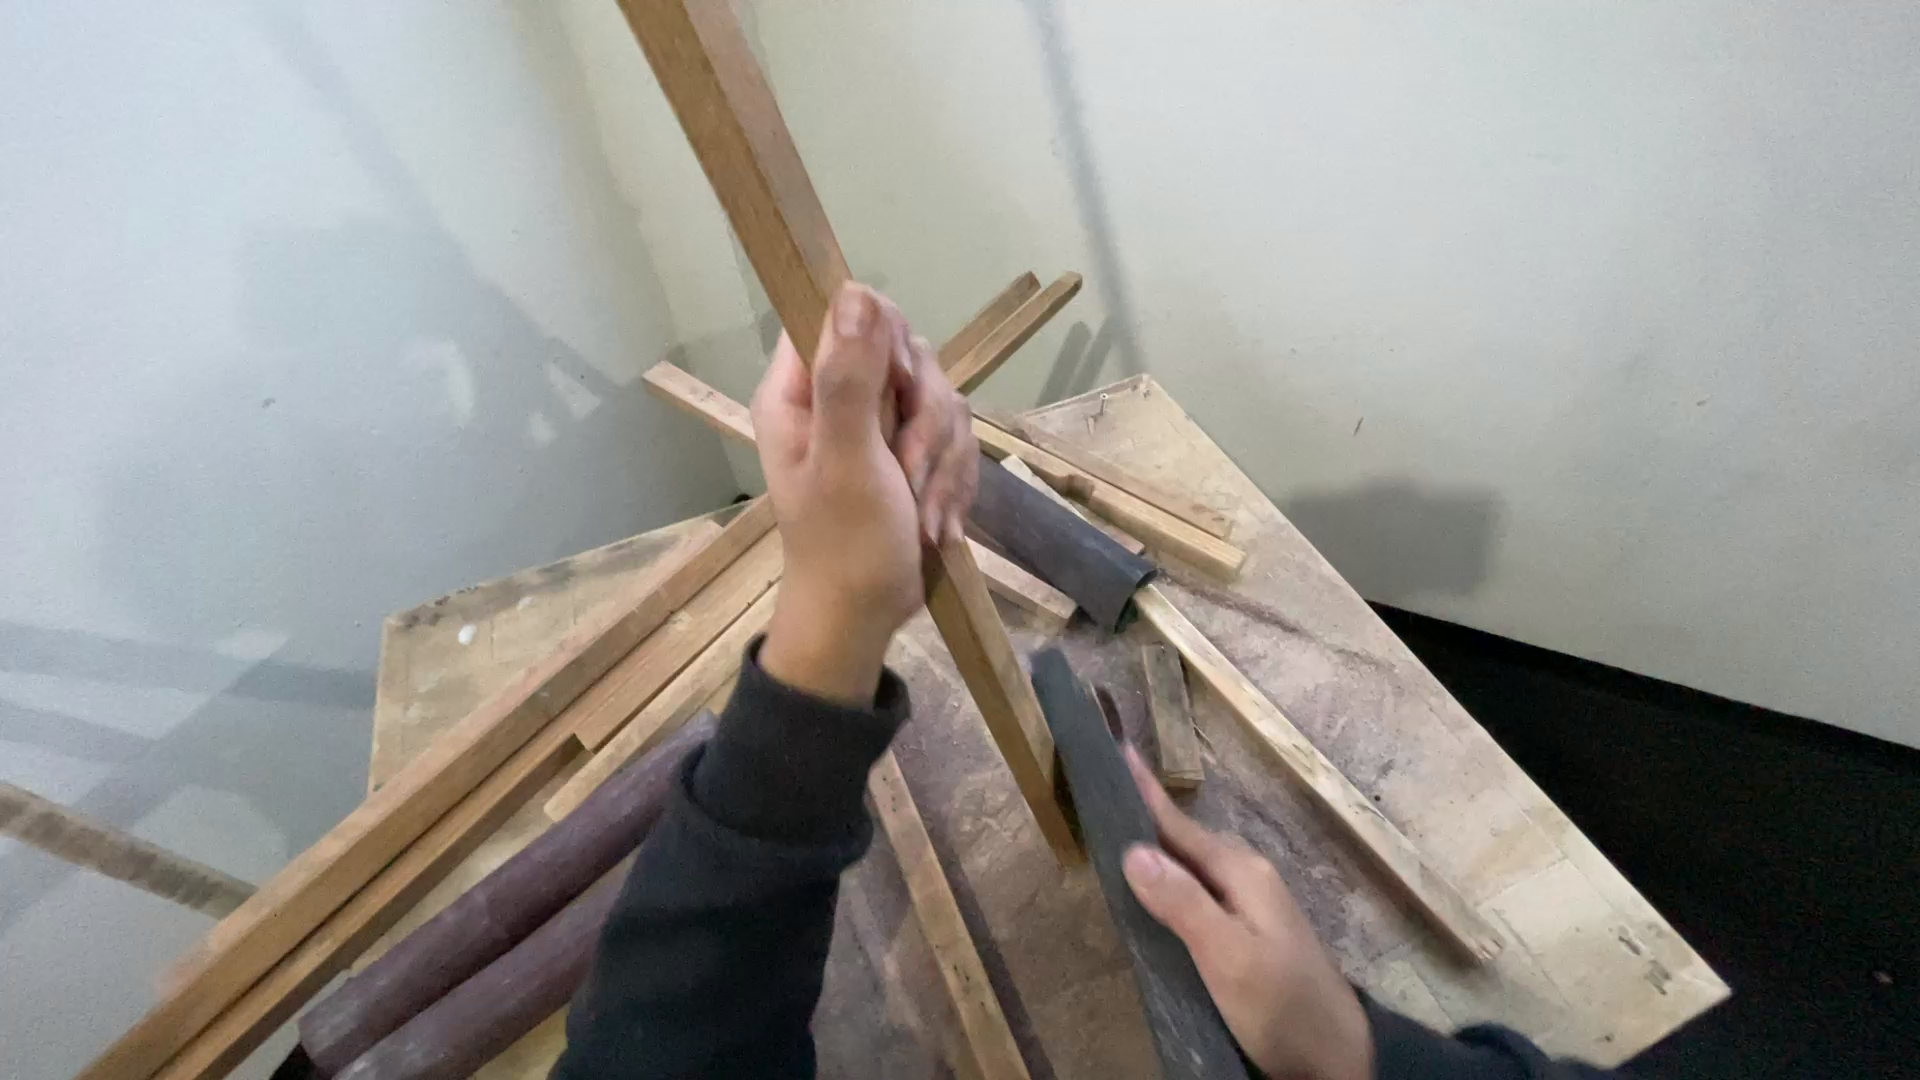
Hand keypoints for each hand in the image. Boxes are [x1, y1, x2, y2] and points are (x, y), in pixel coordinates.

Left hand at [750, 283, 976, 702]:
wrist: (865, 616)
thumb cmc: (845, 547)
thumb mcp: (847, 462)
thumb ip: (850, 378)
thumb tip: (858, 290)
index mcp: (801, 390)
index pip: (846, 316)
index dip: (886, 343)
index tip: (903, 388)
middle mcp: (838, 397)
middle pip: (909, 356)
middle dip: (926, 422)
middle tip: (909, 473)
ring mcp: (878, 426)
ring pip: (941, 399)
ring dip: (942, 462)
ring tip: (922, 512)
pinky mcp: (911, 453)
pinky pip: (955, 438)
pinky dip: (953, 481)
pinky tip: (935, 520)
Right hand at [1121, 746, 1373, 1079]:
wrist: (1341, 1058)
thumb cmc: (1281, 1003)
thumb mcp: (1228, 956)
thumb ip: (1182, 902)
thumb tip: (1131, 850)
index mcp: (1239, 869)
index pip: (1177, 822)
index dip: (1144, 789)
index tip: (1118, 748)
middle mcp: (1246, 872)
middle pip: (1182, 836)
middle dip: (1143, 815)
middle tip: (1100, 800)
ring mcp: (1250, 898)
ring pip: (1190, 860)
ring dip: (1156, 846)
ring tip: (1116, 836)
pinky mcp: (1248, 923)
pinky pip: (1197, 883)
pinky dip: (1170, 875)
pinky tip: (1155, 888)